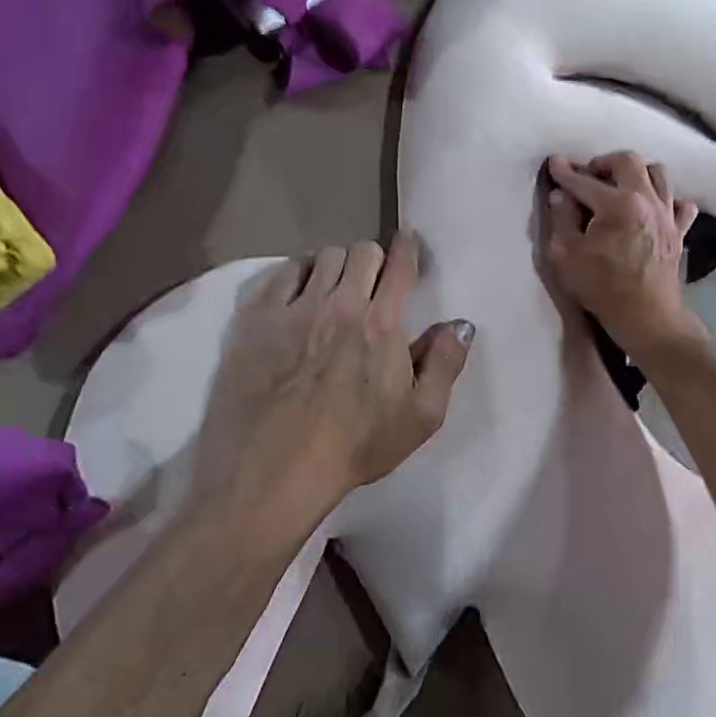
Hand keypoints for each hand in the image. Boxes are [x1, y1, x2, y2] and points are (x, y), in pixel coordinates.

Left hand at [191, 233, 473, 545]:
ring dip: (337, 266)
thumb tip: (460, 324)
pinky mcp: (256, 320)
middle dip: (374, 259)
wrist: (273, 473)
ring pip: (322, 256)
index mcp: (382, 324)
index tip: (408, 243)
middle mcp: (340, 304)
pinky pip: (282, 273)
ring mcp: (294, 309)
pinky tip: (299, 297)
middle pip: (361, 251)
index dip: (408, 248)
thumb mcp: (422, 415)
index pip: (400, 265)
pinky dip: (298, 274)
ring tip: (336, 288)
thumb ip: (446, 362)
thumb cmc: (356, 445)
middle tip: (374, 281)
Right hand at [541, 152, 701, 353]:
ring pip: (659, 174)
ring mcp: (667, 215)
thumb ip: (561, 220)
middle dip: (604, 163)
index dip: (565, 172)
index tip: (554, 163)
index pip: (585, 181)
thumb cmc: (603, 289)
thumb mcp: (567, 257)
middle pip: (628, 162)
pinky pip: (680, 204)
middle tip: (589, 177)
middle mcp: (647, 200)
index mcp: (618, 204)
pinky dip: (667, 200)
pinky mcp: (679, 232)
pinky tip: (653, 210)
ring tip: (620, 187)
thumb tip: (561, 195)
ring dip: (637, 174)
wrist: (647, 319)